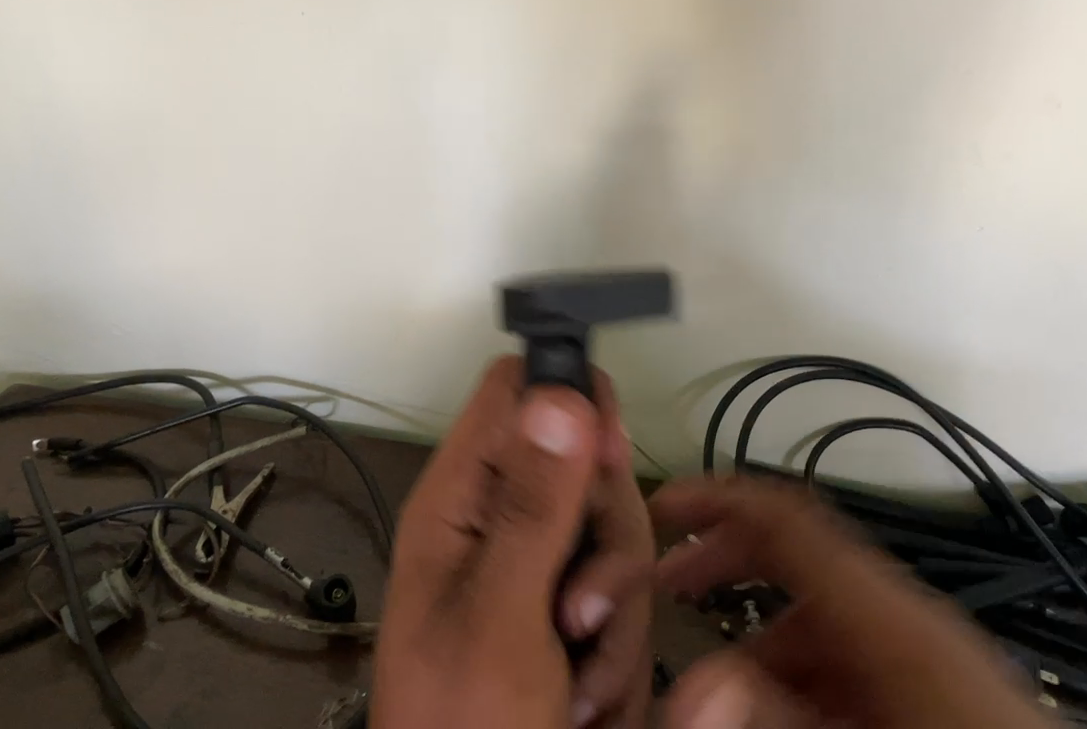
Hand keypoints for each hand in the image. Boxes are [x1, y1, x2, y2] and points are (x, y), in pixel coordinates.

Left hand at [373, 357, 654, 728]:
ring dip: (618, 613)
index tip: (607, 456)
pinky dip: (620, 650)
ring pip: (618, 533)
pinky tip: (585, 696)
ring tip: (579, 679)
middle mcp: (501, 518)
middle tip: (583, 608)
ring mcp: (540, 564)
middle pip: (587, 465)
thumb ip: (532, 505)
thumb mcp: (498, 616)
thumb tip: (558, 392)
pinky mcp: (569, 607)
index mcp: (461, 498)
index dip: (569, 397)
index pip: (515, 391)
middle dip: (608, 540)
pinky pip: (625, 592)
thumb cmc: (464, 726)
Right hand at [651, 477, 1054, 728]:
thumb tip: (688, 688)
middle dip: (723, 556)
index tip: (664, 503)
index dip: (719, 496)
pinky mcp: (922, 674)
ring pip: (814, 608)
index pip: (787, 515)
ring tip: (712, 670)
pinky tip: (771, 700)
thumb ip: (773, 709)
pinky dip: (795, 662)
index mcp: (884, 606)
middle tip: (667, 578)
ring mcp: (911, 640)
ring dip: (755, 627)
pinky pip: (842, 647)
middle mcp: (895, 607)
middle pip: (792, 549)